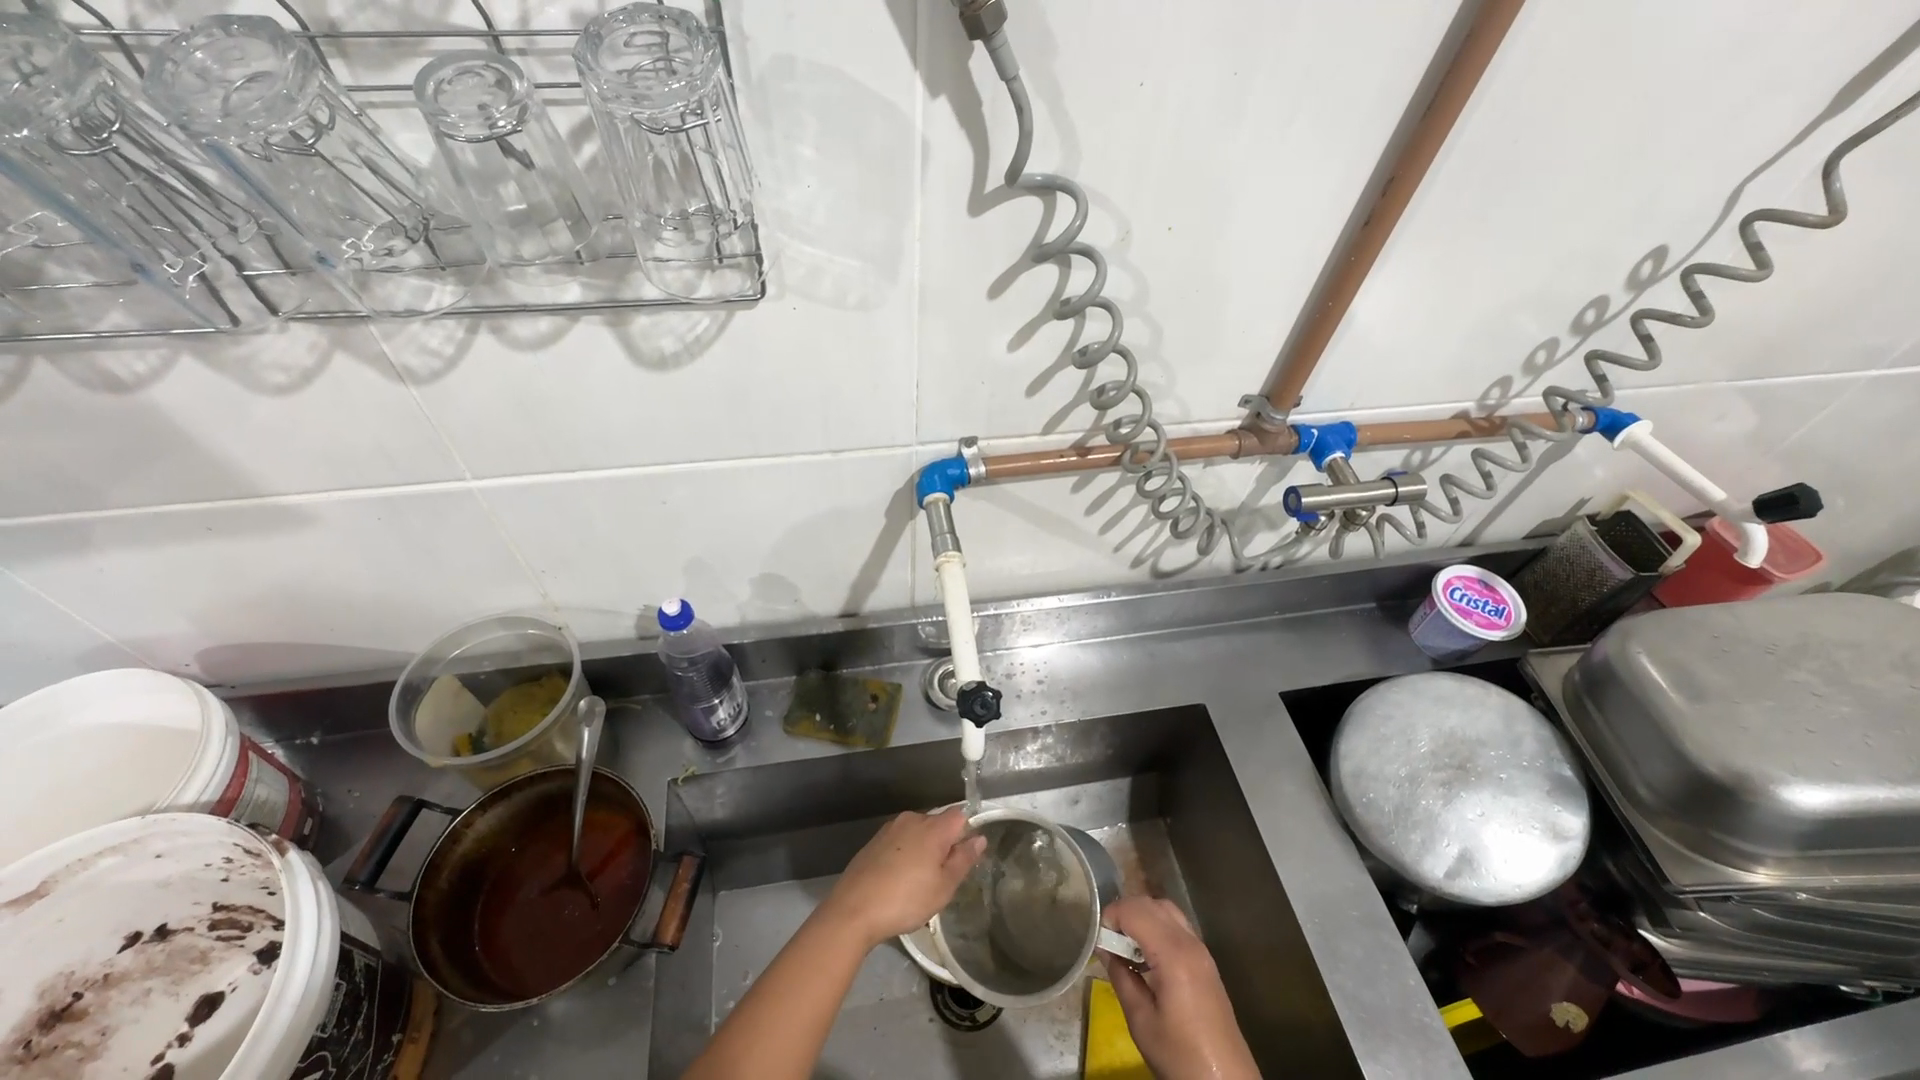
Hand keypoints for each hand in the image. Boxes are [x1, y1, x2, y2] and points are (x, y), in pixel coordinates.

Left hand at [817, 808, 986, 947]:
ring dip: (924, 850)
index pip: (960, 814)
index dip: (967, 833)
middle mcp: (911, 819)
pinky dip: (905, 854)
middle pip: (938, 823)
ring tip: (919, 882)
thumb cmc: (906, 900)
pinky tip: (899, 880)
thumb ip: (963, 859)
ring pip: (918, 833)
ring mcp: (889, 829)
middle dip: (945, 844)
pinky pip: (900, 841)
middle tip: (943, 877)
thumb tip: (979, 838)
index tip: (964, 858)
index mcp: (933, 827)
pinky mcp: (873, 841)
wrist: (853, 910)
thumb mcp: (944, 887)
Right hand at [1101, 897, 1258, 1079]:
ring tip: (1125, 947)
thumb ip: (1120, 976)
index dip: (1111, 916)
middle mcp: (1191, 943)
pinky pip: (1178, 928)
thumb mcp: (1140, 1019)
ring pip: (1167, 912)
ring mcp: (1202, 951)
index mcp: (1174, 954)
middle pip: (1152, 903)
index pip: (1136, 909)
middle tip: (1107, 940)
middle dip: (1125, 912)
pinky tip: (1146, 958)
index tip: (1097, 939)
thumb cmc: (1179, 1053)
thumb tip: (1105, 948)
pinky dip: (1157, 929)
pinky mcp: (1206, 963)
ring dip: (1142, 918)